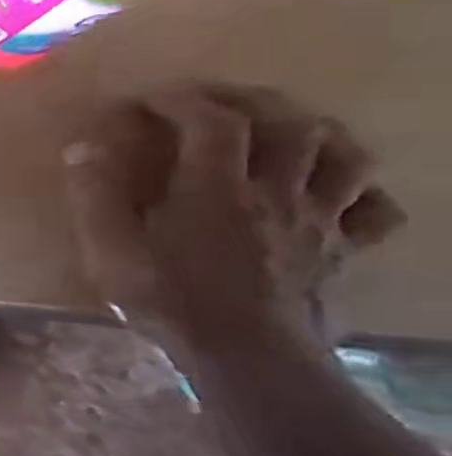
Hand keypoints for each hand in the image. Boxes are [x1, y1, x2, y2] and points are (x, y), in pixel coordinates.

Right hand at [63, 84, 405, 351]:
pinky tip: (330, 187)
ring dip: (314, 130)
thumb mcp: (108, 249)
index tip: (146, 100)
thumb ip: (94, 195)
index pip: (211, 122)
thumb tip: (82, 147)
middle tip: (212, 99)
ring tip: (281, 127)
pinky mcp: (341, 250)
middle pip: (290, 124)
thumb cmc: (167, 298)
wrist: (245, 356)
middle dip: (249, 100)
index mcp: (215, 189)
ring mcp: (318, 221)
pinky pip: (373, 209)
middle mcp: (276, 193)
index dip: (179, 100)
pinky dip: (357, 188)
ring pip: (344, 156)